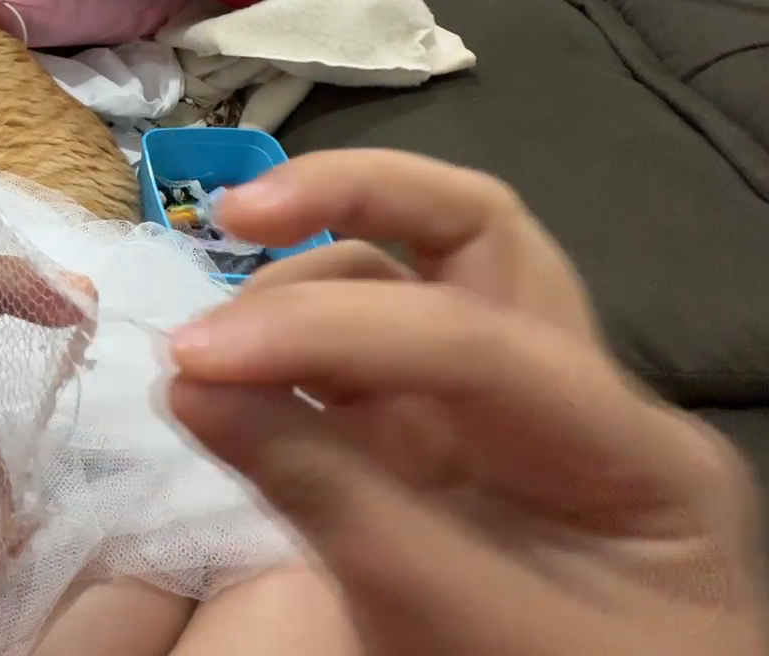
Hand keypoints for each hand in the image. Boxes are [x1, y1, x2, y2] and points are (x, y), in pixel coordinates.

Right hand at [167, 150, 768, 655]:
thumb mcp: (444, 621)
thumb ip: (320, 493)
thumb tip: (186, 384)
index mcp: (621, 447)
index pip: (466, 340)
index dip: (315, 332)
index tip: (190, 361)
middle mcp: (562, 386)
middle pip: (471, 226)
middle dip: (347, 194)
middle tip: (236, 209)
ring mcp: (480, 390)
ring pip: (396, 265)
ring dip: (293, 279)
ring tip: (214, 344)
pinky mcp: (409, 408)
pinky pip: (342, 329)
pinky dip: (278, 325)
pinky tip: (233, 359)